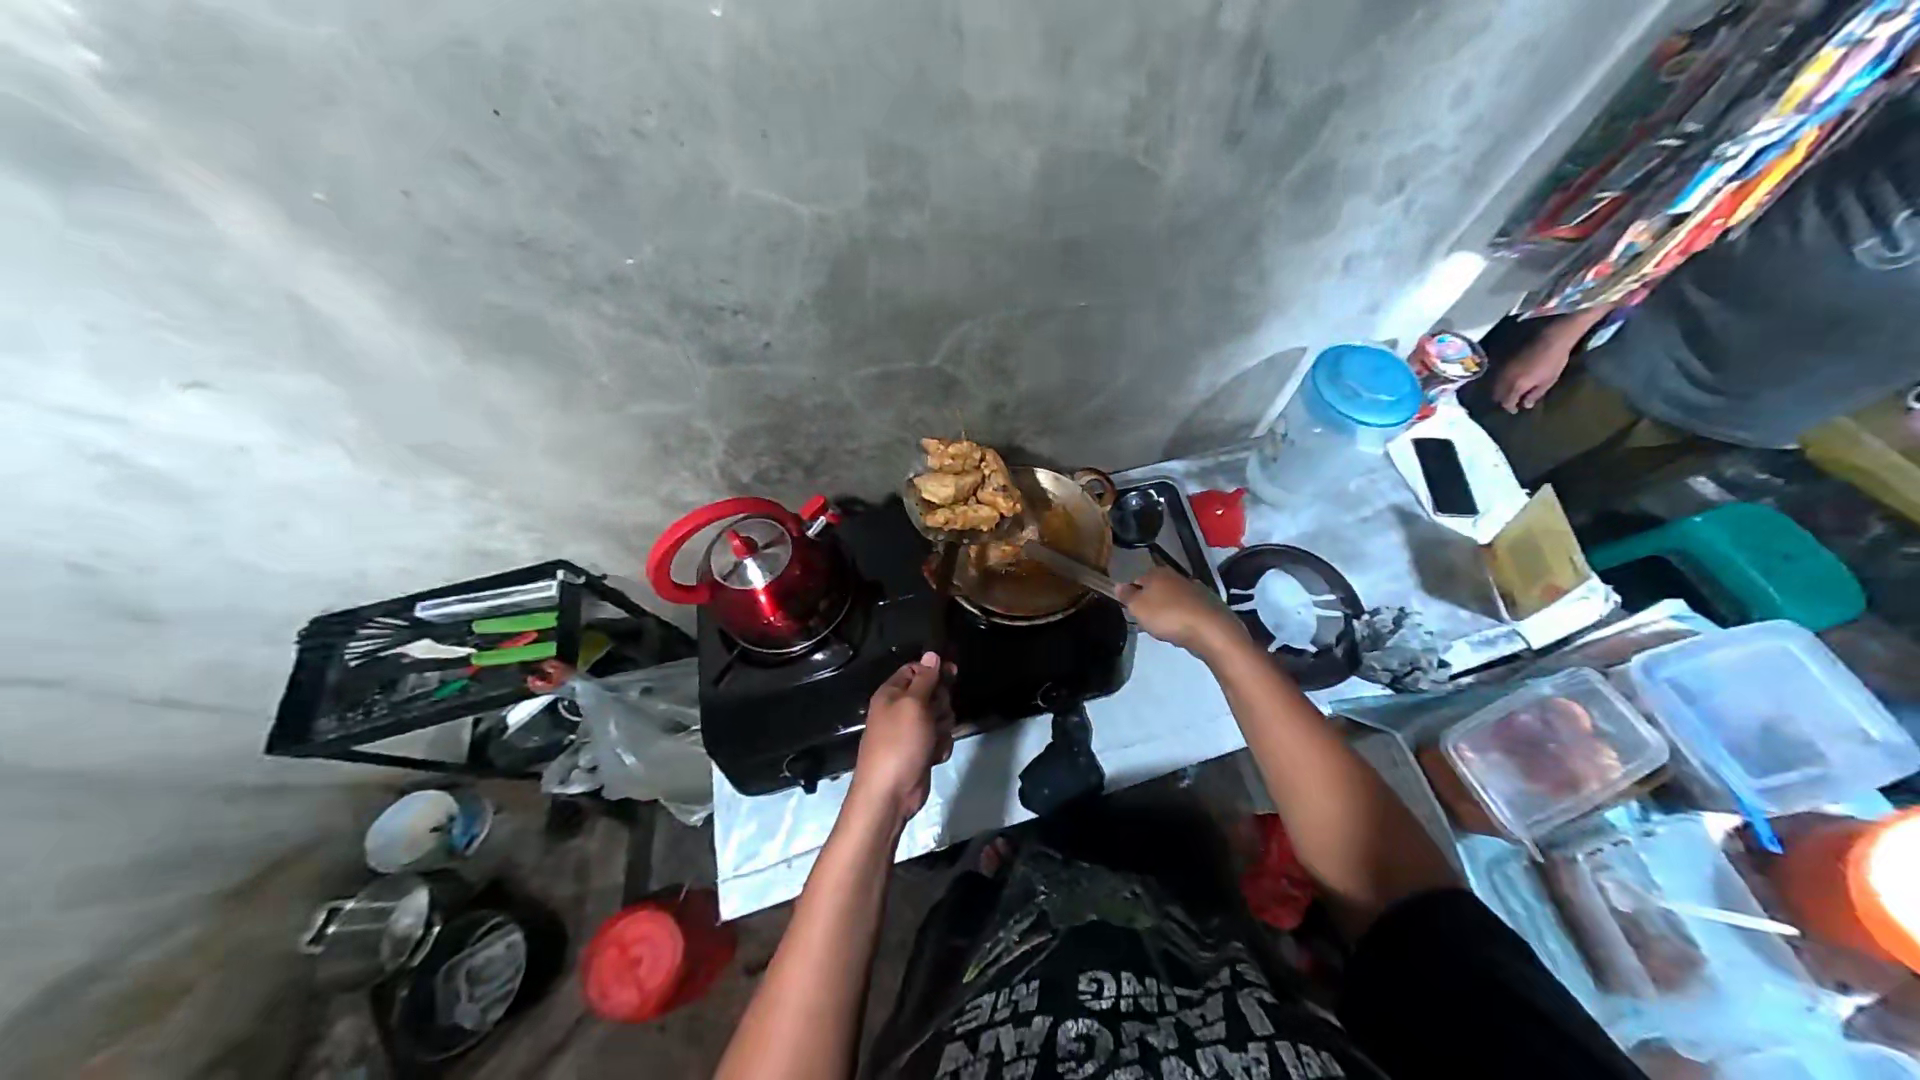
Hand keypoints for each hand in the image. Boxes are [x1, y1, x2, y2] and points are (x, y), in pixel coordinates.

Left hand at [850, 651, 955, 823]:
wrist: (890, 792)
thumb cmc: (899, 742)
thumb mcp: (913, 704)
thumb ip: (925, 678)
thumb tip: (931, 653)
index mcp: (892, 692)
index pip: (917, 669)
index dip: (934, 671)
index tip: (952, 673)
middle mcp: (901, 708)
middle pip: (934, 693)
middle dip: (941, 705)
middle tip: (934, 716)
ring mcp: (912, 731)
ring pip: (941, 717)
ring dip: (942, 728)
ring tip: (932, 740)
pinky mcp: (922, 750)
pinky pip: (941, 738)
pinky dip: (940, 746)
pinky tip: (933, 756)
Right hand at [1116, 567, 1248, 657]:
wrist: (1211, 630)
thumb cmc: (1167, 615)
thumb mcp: (1138, 607)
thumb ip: (1126, 596)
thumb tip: (1118, 585)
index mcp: (1157, 573)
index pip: (1136, 580)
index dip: (1131, 596)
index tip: (1131, 611)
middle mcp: (1176, 576)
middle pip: (1156, 589)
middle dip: (1151, 604)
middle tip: (1146, 622)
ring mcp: (1195, 590)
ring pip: (1173, 600)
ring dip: (1167, 612)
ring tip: (1164, 630)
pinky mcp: (1208, 605)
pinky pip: (1188, 611)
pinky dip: (1183, 619)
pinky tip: (1182, 631)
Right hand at [1493, 337, 1571, 412]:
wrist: (1550, 339)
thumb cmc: (1553, 362)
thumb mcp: (1548, 381)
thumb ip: (1535, 394)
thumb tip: (1525, 405)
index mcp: (1516, 386)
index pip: (1506, 402)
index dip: (1510, 408)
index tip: (1515, 410)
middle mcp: (1505, 380)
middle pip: (1497, 395)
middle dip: (1503, 400)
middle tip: (1511, 402)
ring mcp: (1503, 370)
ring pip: (1495, 386)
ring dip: (1501, 391)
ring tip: (1509, 392)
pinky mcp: (1504, 362)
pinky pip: (1498, 377)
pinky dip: (1501, 382)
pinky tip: (1509, 381)